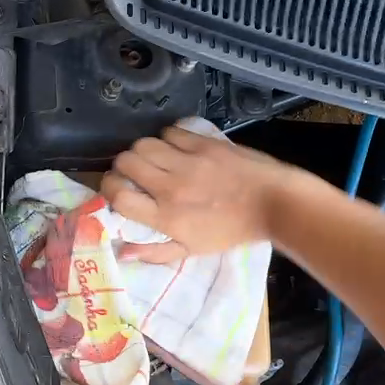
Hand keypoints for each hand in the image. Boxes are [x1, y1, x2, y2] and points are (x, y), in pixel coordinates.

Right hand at [102, 126, 314, 258]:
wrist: (275, 204)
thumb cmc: (232, 231)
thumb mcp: (193, 251)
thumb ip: (155, 252)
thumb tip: (122, 252)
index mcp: (166, 217)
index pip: (119, 195)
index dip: (109, 188)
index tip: (116, 189)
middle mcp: (171, 187)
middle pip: (125, 162)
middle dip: (122, 166)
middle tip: (133, 173)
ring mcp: (188, 162)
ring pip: (143, 144)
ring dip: (142, 151)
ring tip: (153, 159)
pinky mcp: (205, 144)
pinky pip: (170, 132)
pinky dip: (166, 138)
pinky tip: (174, 148)